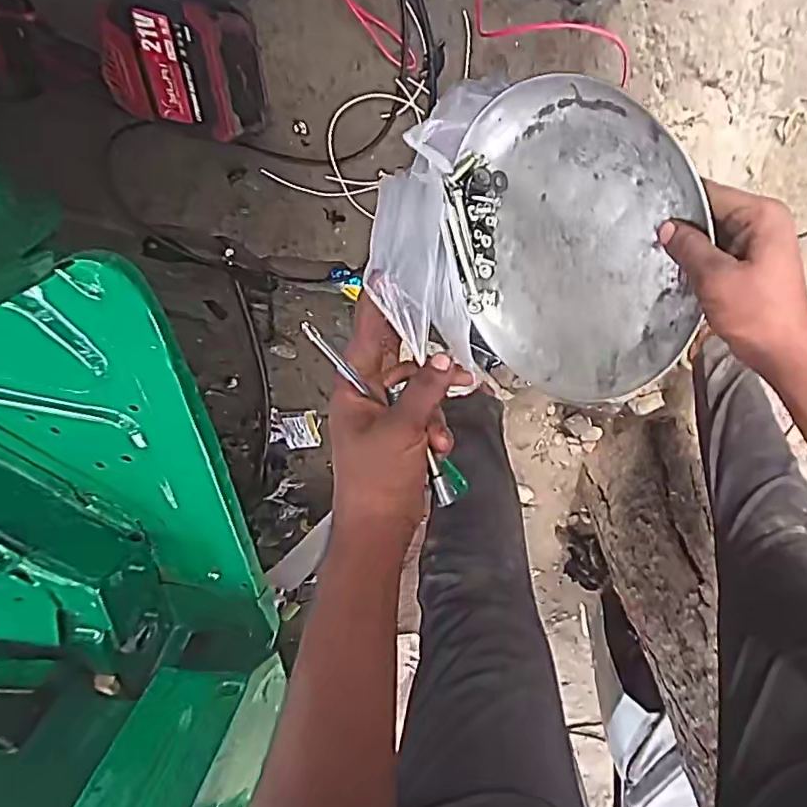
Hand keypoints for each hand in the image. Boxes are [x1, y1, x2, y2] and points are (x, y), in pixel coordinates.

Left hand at [327, 296, 471, 536]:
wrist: (380, 529)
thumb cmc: (374, 483)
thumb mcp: (402, 430)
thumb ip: (425, 391)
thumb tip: (442, 361)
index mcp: (354, 390)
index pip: (367, 336)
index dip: (377, 307)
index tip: (385, 278)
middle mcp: (368, 398)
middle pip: (401, 362)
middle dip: (428, 370)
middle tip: (452, 364)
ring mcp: (386, 416)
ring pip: (420, 390)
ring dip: (436, 406)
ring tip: (440, 429)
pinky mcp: (404, 434)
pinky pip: (427, 414)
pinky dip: (437, 426)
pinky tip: (439, 444)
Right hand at [659, 179, 806, 374]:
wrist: (784, 354)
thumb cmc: (759, 316)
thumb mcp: (715, 277)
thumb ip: (689, 247)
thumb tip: (667, 227)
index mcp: (763, 215)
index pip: (711, 194)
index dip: (680, 205)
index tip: (651, 216)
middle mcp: (765, 223)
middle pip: (711, 213)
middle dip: (685, 230)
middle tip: (654, 244)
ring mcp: (760, 245)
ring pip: (713, 236)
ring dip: (693, 250)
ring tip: (668, 262)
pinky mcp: (753, 265)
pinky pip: (720, 254)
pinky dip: (703, 264)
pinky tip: (687, 276)